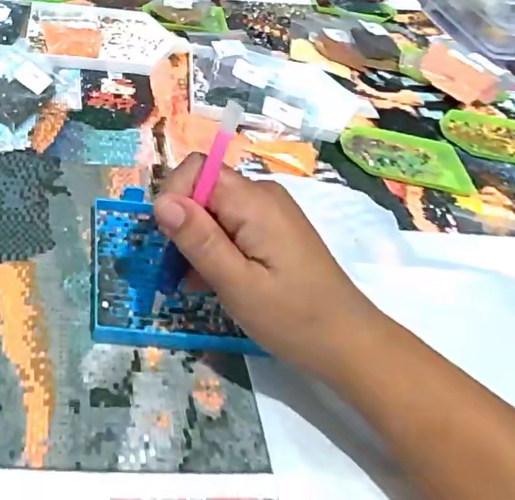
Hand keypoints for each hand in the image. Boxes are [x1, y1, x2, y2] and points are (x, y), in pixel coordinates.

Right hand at [155, 154, 379, 378]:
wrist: (353, 346)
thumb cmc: (294, 318)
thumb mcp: (238, 285)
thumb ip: (199, 240)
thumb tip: (161, 202)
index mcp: (253, 200)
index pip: (197, 168)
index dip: (174, 195)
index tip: (169, 239)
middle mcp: (261, 194)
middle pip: (203, 186)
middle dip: (183, 222)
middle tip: (178, 268)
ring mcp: (269, 211)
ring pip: (214, 207)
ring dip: (197, 239)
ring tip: (195, 281)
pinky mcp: (273, 229)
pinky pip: (231, 223)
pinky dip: (216, 246)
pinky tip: (213, 280)